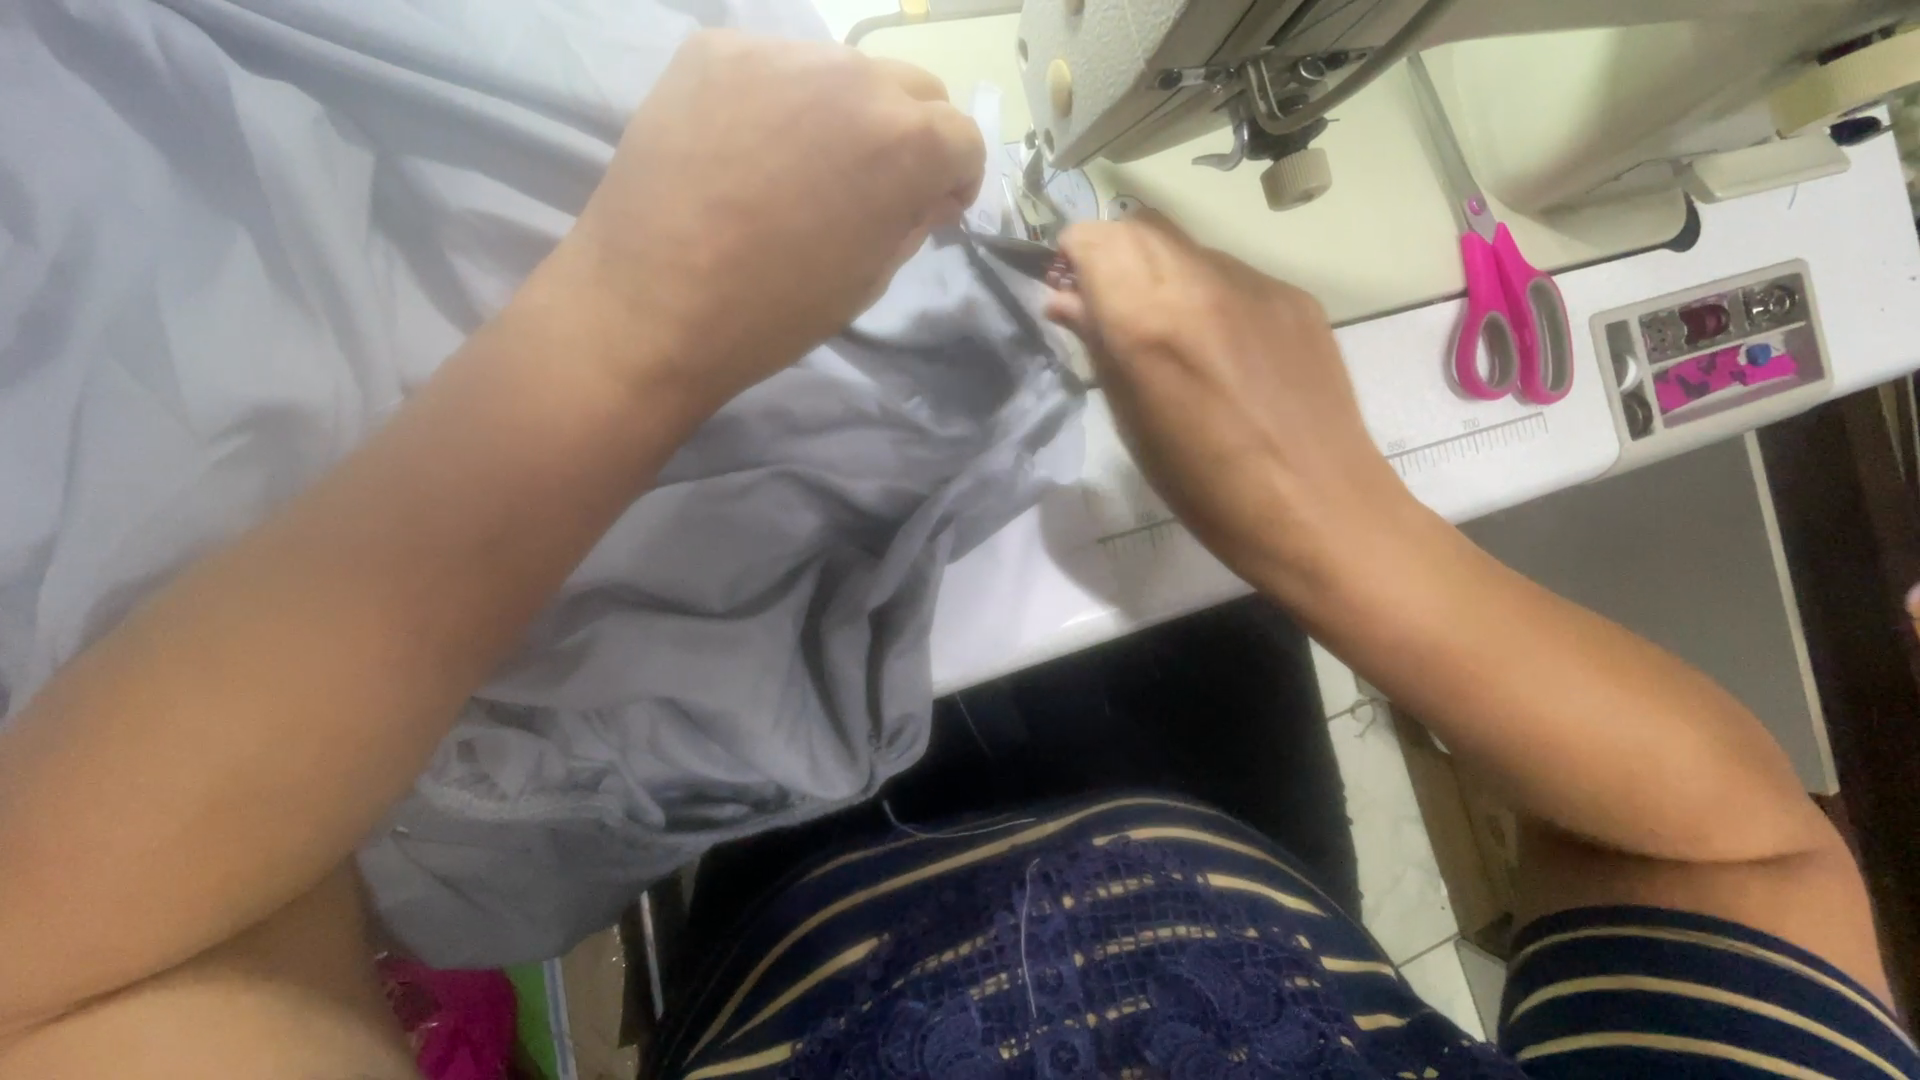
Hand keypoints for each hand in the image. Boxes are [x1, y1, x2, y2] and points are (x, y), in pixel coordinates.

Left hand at [546, 31, 985, 414]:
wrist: (651, 306)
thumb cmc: (774, 314)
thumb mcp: (869, 278)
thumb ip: (913, 219)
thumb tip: (929, 191)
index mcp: (905, 143)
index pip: (963, 138)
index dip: (955, 179)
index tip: (931, 210)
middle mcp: (853, 76)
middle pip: (912, 90)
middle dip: (910, 138)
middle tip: (872, 188)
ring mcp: (778, 54)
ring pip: (842, 72)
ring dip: (845, 115)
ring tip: (800, 171)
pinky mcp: (714, 51)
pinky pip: (775, 68)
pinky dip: (780, 103)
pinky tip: (748, 152)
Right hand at [1048, 216, 1425, 603]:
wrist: (1319, 509)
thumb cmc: (1206, 489)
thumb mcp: (1133, 425)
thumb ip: (1099, 348)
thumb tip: (1065, 302)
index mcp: (1150, 323)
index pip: (1096, 240)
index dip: (1074, 256)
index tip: (1072, 292)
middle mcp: (1202, 283)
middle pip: (1140, 227)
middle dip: (1114, 256)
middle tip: (1112, 309)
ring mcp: (1257, 285)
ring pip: (1188, 247)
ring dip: (1161, 273)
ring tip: (1170, 335)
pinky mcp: (1296, 298)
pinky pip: (1233, 274)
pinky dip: (1208, 295)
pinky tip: (1223, 351)